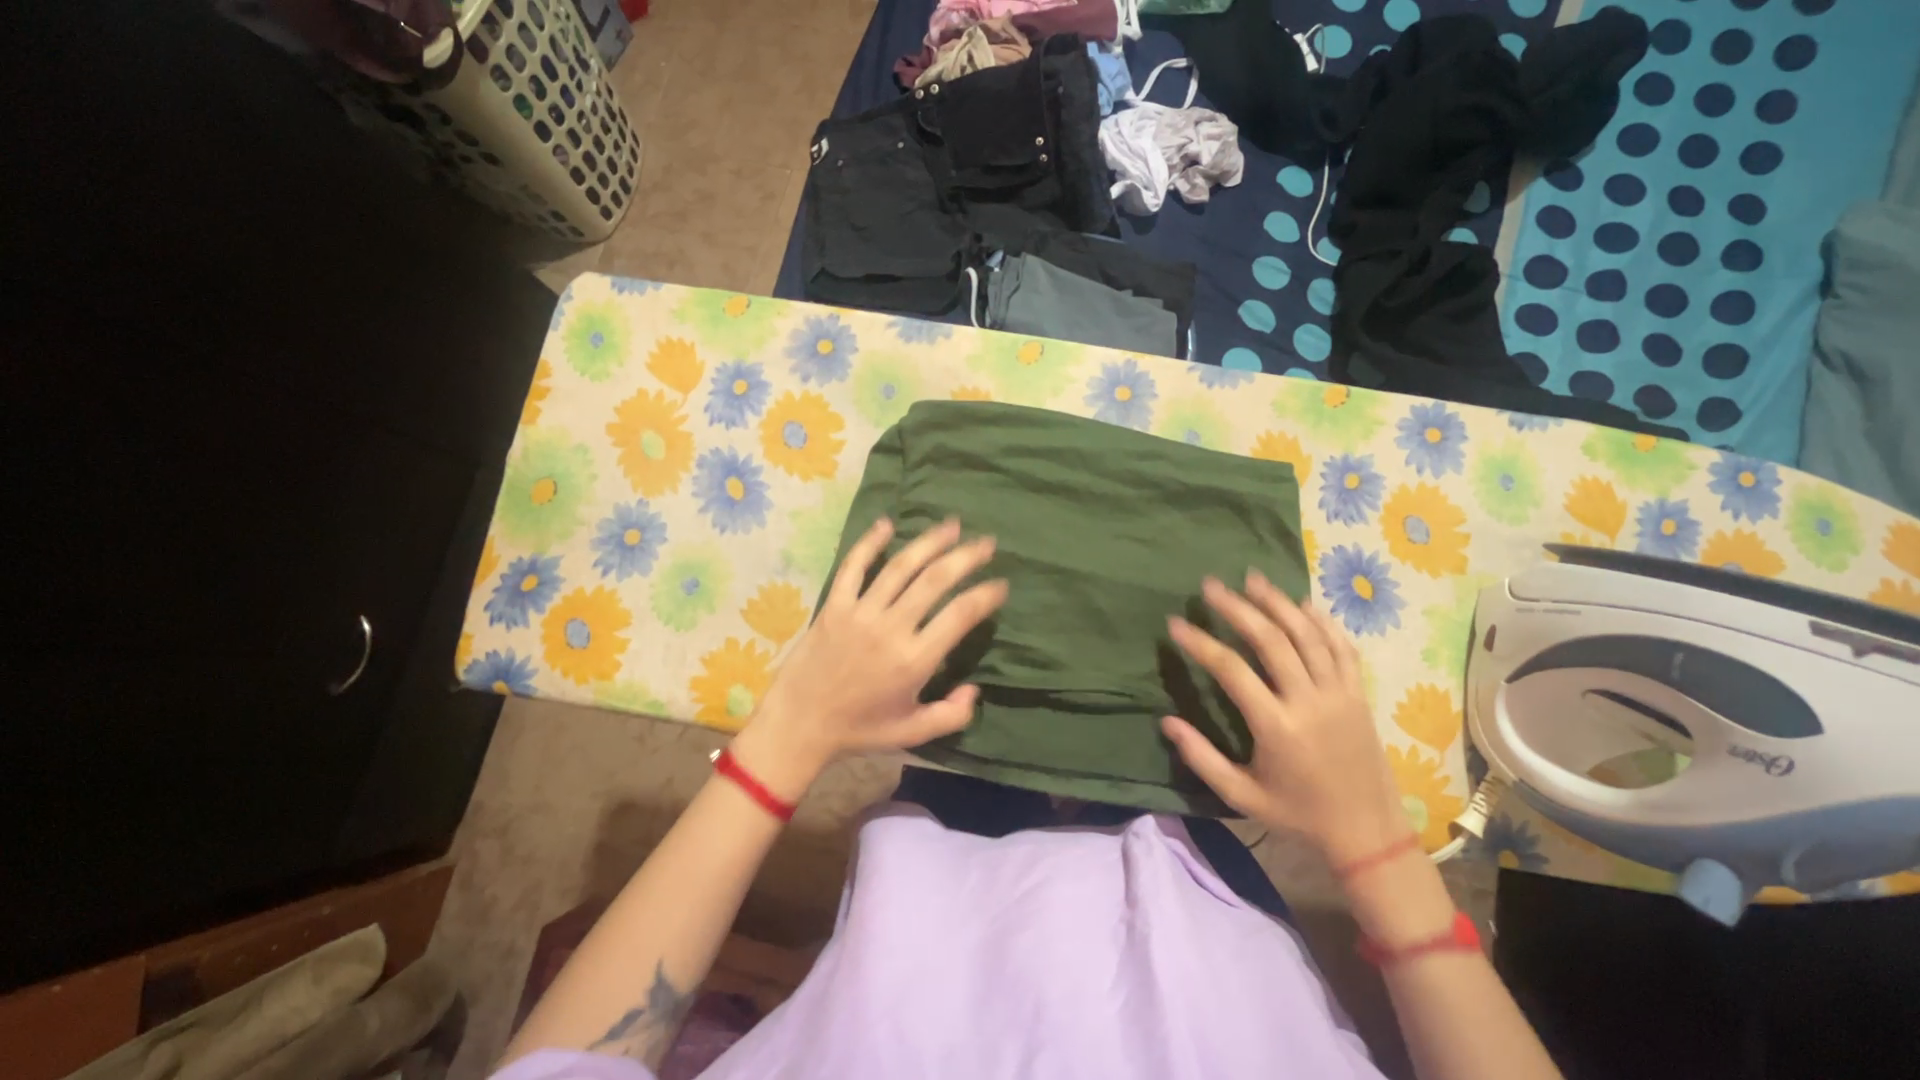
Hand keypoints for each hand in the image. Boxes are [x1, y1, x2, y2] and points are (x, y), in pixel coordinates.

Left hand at [733, 517, 1008, 798]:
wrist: (799, 725)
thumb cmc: (859, 730)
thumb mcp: (912, 734)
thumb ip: (951, 714)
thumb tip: (974, 688)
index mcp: (915, 660)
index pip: (960, 615)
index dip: (985, 596)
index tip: (1001, 584)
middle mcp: (891, 629)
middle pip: (935, 580)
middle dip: (966, 557)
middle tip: (987, 543)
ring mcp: (860, 613)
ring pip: (900, 567)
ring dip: (929, 542)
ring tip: (952, 525)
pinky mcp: (833, 606)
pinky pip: (853, 567)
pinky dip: (870, 543)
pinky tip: (886, 524)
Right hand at [1162, 571, 1411, 864]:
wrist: (1366, 831)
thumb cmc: (1297, 814)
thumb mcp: (1241, 796)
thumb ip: (1202, 758)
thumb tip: (1166, 721)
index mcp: (1277, 727)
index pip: (1232, 670)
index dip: (1201, 643)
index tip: (1176, 624)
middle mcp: (1309, 701)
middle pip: (1271, 640)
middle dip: (1238, 608)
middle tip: (1210, 586)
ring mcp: (1339, 694)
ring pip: (1308, 635)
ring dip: (1278, 603)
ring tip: (1252, 579)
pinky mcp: (1359, 694)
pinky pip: (1342, 647)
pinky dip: (1323, 621)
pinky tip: (1303, 603)